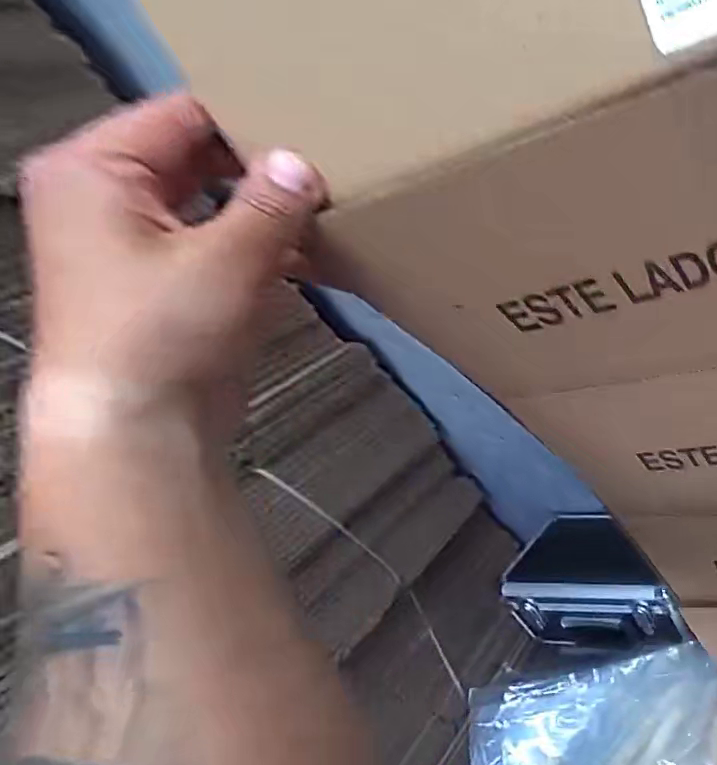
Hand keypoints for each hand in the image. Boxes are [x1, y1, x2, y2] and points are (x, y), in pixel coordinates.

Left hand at [18, 93, 325, 443]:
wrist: (141, 408)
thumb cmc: (165, 326)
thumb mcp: (228, 260)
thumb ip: (268, 208)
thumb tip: (301, 162)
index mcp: (95, 170)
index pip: (176, 119)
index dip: (244, 123)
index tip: (314, 134)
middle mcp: (107, 194)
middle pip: (195, 160)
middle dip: (263, 169)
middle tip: (336, 176)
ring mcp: (140, 239)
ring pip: (214, 204)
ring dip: (271, 212)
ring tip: (334, 215)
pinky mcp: (173, 278)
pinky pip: (223, 243)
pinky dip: (266, 246)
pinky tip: (315, 257)